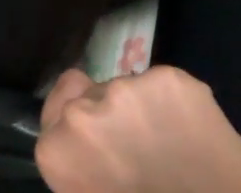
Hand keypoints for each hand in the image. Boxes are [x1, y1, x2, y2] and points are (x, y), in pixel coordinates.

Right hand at [35, 67, 240, 192]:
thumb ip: (76, 163)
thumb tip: (82, 145)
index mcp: (58, 149)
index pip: (52, 114)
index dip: (72, 127)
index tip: (94, 145)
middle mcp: (85, 110)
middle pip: (86, 95)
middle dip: (104, 114)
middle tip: (131, 148)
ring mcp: (129, 88)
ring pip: (126, 88)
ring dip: (139, 109)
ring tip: (165, 144)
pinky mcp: (170, 77)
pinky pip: (161, 85)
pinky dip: (170, 104)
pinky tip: (187, 133)